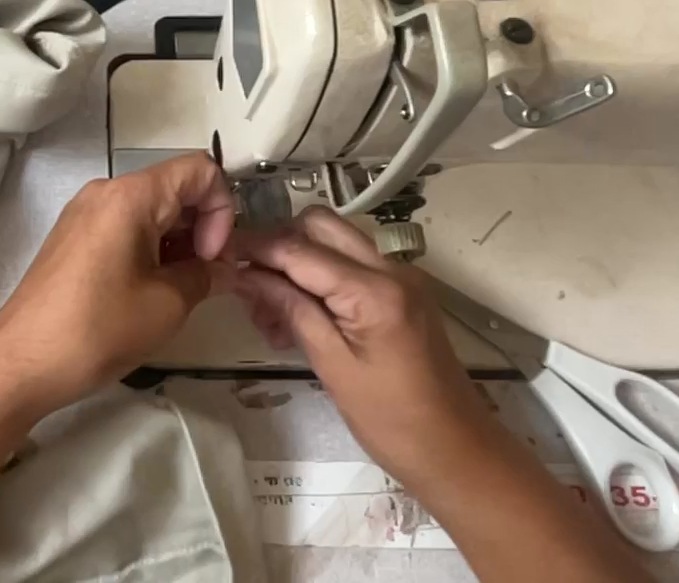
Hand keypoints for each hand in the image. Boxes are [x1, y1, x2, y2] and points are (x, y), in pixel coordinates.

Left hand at [0, 153, 236, 414]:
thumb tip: (223, 268)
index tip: (212, 256)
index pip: (199, 170)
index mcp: (131, 196)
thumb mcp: (168, 304)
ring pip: (151, 209)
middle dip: (202, 227)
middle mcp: (106, 191)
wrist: (24, 359)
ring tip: (180, 289)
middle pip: (174, 187)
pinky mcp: (75, 235)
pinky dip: (150, 247)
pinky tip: (151, 289)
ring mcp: (86, 212)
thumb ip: (206, 275)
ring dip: (177, 241)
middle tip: (207, 278)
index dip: (221, 208)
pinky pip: (125, 225)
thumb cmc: (98, 328)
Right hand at [231, 207, 498, 480]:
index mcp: (374, 290)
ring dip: (296, 259)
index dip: (255, 246)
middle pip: (318, 225)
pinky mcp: (399, 290)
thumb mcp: (332, 366)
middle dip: (277, 244)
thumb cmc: (393, 421)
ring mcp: (398, 276)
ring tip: (268, 309)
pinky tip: (296, 314)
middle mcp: (389, 268)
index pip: (299, 249)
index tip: (219, 252)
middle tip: (248, 281)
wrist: (459, 454)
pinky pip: (349, 263)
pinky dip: (318, 275)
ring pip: (333, 239)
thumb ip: (290, 308)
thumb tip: (244, 274)